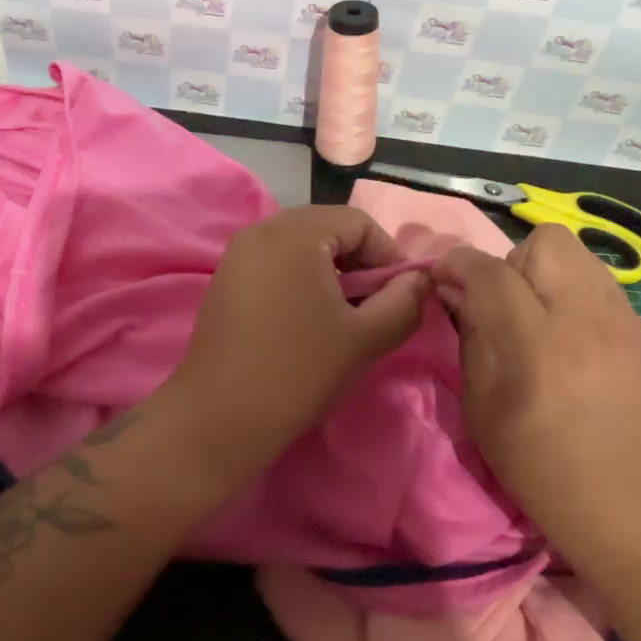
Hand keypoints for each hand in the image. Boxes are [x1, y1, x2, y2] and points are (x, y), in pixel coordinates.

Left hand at [164, 206, 429, 479]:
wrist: (220, 418)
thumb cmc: (298, 372)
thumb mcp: (364, 339)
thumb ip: (403, 303)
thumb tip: (420, 281)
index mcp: (295, 234)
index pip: (358, 222)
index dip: (389, 255)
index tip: (402, 296)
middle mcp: (261, 229)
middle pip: (327, 226)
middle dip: (360, 260)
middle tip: (376, 304)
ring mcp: (238, 253)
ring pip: (301, 244)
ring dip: (332, 269)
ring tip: (345, 314)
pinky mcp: (226, 278)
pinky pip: (275, 260)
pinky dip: (301, 277)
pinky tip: (309, 318)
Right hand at [432, 224, 640, 522]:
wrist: (630, 502)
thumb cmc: (540, 464)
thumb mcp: (481, 405)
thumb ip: (469, 336)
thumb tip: (457, 293)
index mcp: (533, 345)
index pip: (488, 271)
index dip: (457, 265)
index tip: (444, 280)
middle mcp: (582, 317)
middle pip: (542, 242)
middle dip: (511, 260)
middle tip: (503, 300)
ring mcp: (619, 318)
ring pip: (575, 252)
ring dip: (544, 270)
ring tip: (538, 311)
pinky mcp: (640, 326)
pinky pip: (597, 279)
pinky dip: (574, 289)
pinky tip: (570, 329)